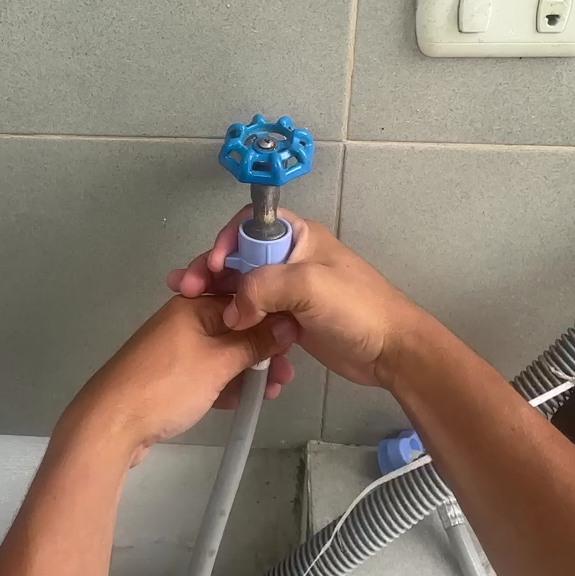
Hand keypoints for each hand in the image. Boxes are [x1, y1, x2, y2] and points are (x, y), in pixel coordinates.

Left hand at [60, 295, 298, 465]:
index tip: (294, 342)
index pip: (242, 301)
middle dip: (262, 350)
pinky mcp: (170, 375)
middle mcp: (184, 320)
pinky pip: (207, 371)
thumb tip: (289, 324)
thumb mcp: (218, 363)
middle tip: (285, 376)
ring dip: (247, 370)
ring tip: (269, 394)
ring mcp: (175, 348)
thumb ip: (255, 343)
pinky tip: (243, 401)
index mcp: (194, 305)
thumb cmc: (167, 385)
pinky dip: (226, 383)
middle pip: (234, 328)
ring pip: (222, 353)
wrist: (110, 424)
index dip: (270, 318)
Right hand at [167, 208, 434, 388]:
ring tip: (188, 308)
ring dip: (216, 295)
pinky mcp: (288, 317)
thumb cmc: (356, 308)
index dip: (227, 239)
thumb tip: (231, 310)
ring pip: (242, 285)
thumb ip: (264, 288)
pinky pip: (253, 312)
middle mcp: (290, 258)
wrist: (390, 351)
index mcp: (298, 236)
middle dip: (210, 270)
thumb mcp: (309, 286)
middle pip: (239, 255)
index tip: (212, 265)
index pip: (250, 224)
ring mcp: (288, 289)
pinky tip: (216, 331)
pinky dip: (234, 318)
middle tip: (184, 289)